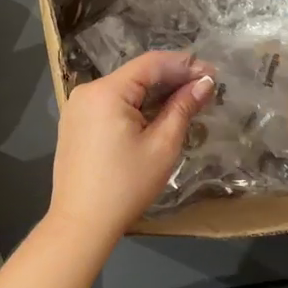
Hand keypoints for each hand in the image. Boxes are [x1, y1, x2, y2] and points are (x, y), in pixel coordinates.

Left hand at [48, 52, 215, 244]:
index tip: (213, 74)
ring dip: (154, 94)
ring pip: (124, 91)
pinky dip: (135, 107)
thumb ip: (182, 108)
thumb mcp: (162, 146)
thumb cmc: (126, 186)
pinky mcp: (75, 125)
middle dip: (171, 80)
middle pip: (136, 75)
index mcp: (106, 91)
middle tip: (205, 90)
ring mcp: (76, 109)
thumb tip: (204, 83)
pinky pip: (110, 106)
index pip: (151, 63)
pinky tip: (156, 117)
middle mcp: (87, 92)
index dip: (185, 65)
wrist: (81, 223)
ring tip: (186, 103)